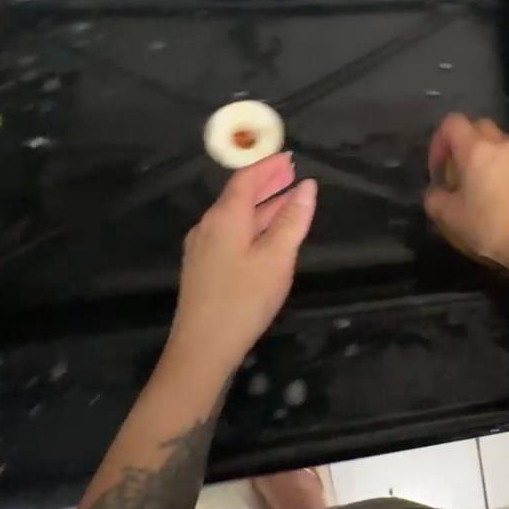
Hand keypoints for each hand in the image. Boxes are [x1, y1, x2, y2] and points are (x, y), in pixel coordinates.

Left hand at [167, 153, 317, 374]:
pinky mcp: (202, 267)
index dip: (269, 166)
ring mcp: (202, 247)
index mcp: (225, 216)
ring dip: (261, 205)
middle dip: (266, 182)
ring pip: (235, 215)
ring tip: (287, 200)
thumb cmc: (243, 299)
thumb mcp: (277, 258)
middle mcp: (209, 225)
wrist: (201, 349)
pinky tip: (265, 235)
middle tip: (292, 174)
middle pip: (239, 194)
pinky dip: (251, 223)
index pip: (247, 178)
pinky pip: (229, 232)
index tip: (291, 159)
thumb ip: (292, 219)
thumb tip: (307, 186)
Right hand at [423, 115, 508, 273]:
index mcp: (475, 148)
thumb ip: (434, 198)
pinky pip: (507, 156)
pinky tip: (491, 191)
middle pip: (476, 126)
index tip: (437, 169)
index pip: (452, 122)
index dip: (439, 141)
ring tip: (472, 181)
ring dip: (480, 152)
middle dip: (460, 142)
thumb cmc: (487, 224)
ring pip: (494, 140)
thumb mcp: (448, 215)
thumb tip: (436, 193)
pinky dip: (495, 164)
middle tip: (454, 168)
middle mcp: (498, 144)